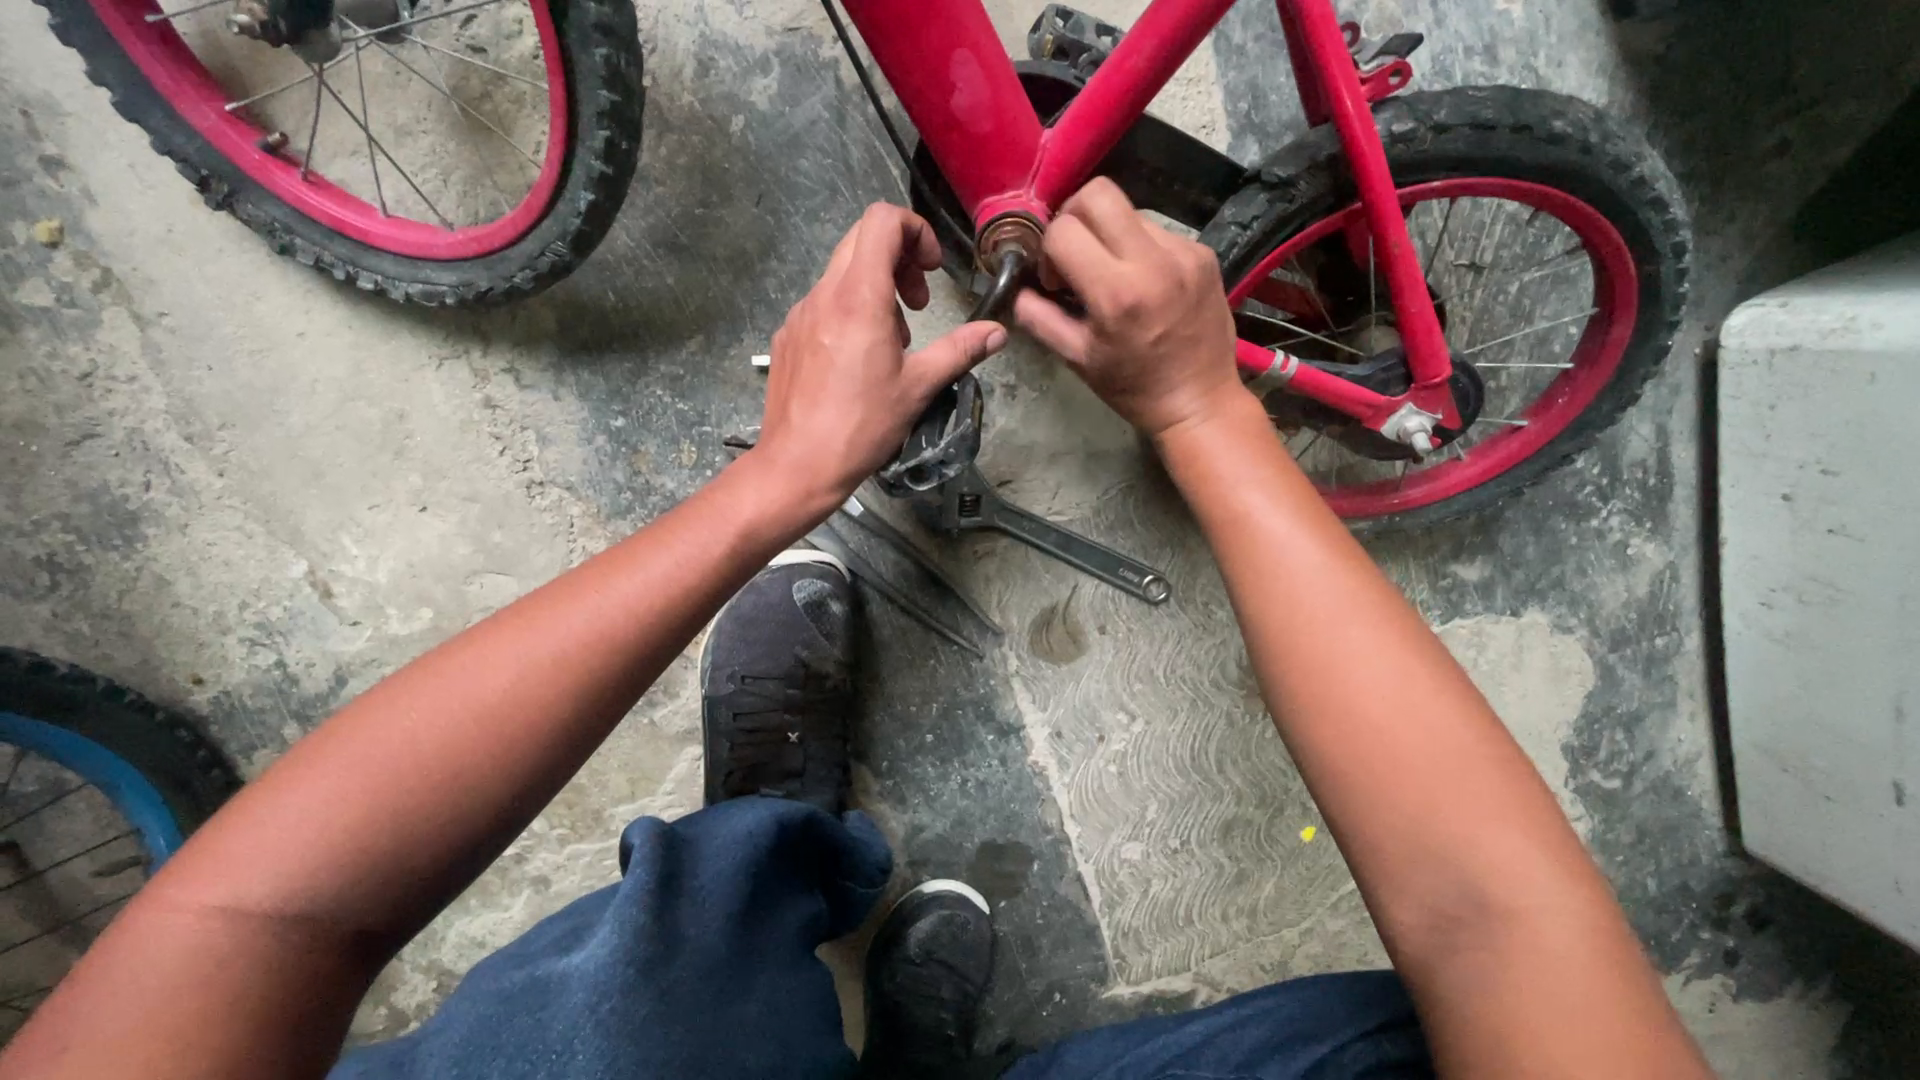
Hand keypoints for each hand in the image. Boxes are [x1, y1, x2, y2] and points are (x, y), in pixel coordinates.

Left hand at [754, 203, 1007, 510]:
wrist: (797, 465)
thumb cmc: (861, 426)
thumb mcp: (918, 387)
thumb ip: (959, 350)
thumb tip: (997, 332)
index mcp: (859, 297)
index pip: (882, 221)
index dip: (915, 231)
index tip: (931, 271)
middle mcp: (824, 294)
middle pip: (862, 240)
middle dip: (899, 259)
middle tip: (919, 303)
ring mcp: (800, 314)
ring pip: (841, 274)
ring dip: (876, 289)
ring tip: (892, 341)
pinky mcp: (788, 336)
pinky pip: (823, 304)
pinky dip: (849, 313)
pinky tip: (858, 361)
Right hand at [1014, 178, 1246, 438]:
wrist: (1199, 401)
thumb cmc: (1133, 387)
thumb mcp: (1076, 358)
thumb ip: (1038, 317)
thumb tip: (1018, 286)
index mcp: (1116, 292)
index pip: (1064, 230)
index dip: (1049, 250)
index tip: (1057, 280)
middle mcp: (1154, 261)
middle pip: (1098, 193)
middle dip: (1074, 217)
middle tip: (1075, 254)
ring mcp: (1184, 252)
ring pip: (1129, 210)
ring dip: (1109, 235)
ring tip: (1112, 274)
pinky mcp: (1203, 252)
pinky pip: (1157, 230)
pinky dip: (1139, 248)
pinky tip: (1143, 282)